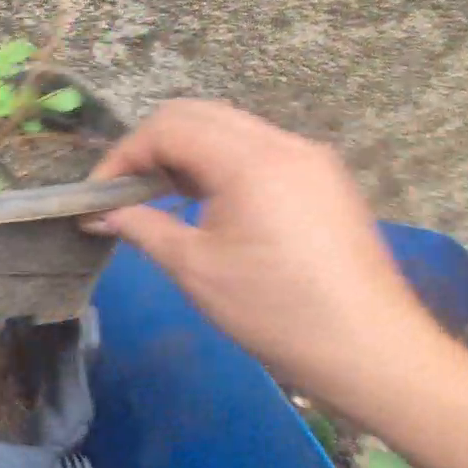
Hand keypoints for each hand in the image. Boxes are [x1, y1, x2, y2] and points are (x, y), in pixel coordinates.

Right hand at [80, 99, 434, 390]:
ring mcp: (309, 160)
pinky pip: (252, 147)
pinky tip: (200, 200)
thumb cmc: (272, 308)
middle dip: (147, 145)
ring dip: (180, 150)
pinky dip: (213, 160)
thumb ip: (139, 226)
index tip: (98, 194)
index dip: (122, 156)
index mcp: (252, 163)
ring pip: (224, 127)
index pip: (167, 129)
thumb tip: (98, 214)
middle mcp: (284, 146)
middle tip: (123, 188)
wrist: (370, 351)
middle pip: (194, 115)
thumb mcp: (191, 266)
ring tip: (156, 194)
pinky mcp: (320, 179)